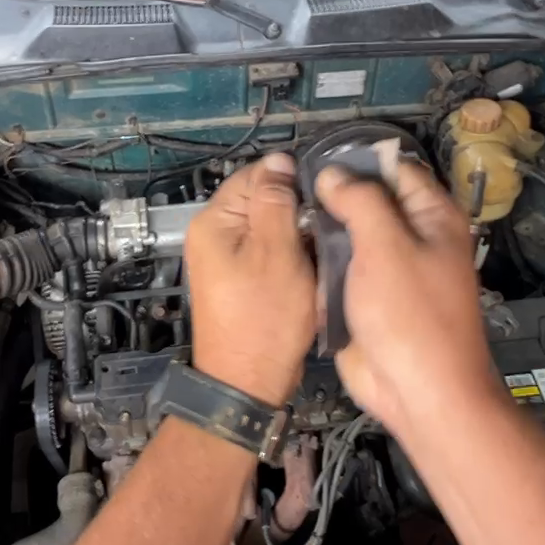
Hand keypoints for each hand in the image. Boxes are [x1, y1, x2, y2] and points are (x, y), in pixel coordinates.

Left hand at [183, 154, 316, 405]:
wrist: (248, 384)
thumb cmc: (264, 319)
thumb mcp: (277, 253)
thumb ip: (276, 202)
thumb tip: (279, 160)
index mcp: (214, 221)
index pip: (255, 176)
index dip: (291, 180)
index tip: (326, 194)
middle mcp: (214, 235)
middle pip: (263, 202)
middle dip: (297, 211)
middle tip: (330, 224)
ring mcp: (228, 259)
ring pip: (272, 228)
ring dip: (299, 236)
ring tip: (326, 248)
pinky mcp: (243, 280)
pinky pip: (271, 254)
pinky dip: (294, 257)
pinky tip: (314, 268)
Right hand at [313, 162, 501, 434]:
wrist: (417, 392)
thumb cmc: (412, 316)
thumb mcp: (386, 246)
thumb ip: (359, 201)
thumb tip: (332, 173)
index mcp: (431, 217)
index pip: (395, 169)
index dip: (358, 160)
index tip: (317, 156)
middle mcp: (411, 238)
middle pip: (366, 202)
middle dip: (332, 196)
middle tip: (290, 187)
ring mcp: (386, 269)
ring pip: (347, 235)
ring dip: (321, 231)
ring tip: (284, 215)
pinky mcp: (364, 296)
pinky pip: (338, 268)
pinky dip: (319, 263)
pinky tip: (293, 252)